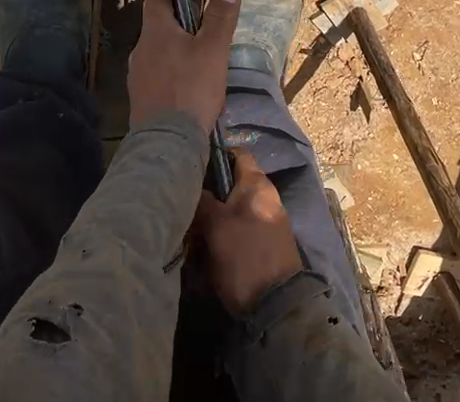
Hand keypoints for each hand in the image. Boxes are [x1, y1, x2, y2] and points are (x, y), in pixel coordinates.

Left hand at [127, 0, 239, 129]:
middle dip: (179, 31)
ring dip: (175, 57)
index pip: (156, 0)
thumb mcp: (214, 50)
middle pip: (157, 29)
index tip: (195, 5)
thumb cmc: (191, 88)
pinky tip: (189, 94)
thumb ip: (221, 17)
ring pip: (157, 56)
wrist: (167, 141)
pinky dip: (170, 80)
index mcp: (154, 31)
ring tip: (201, 69)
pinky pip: (155, 80)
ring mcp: (136, 76)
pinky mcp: (139, 100)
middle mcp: (139, 49)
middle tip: (206, 40)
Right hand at [194, 149, 303, 315]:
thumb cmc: (244, 256)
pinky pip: (236, 230)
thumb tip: (191, 185)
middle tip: (183, 201)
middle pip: (230, 184)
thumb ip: (202, 199)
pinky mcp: (263, 245)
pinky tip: (203, 249)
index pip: (235, 153)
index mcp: (257, 184)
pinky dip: (220, 235)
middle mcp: (265, 198)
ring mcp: (266, 222)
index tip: (190, 162)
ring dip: (211, 218)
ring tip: (188, 228)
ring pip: (230, 209)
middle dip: (206, 193)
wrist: (276, 307)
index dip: (214, 153)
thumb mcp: (216, 225)